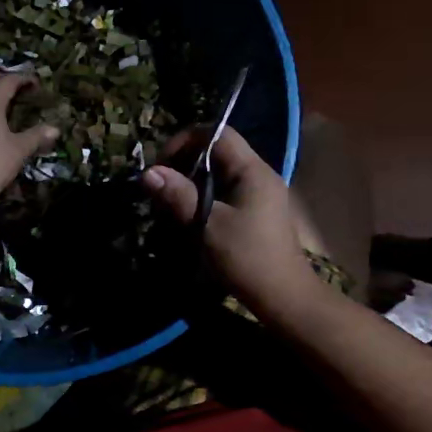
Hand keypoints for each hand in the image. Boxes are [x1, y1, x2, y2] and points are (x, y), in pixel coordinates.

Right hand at [141, 127, 313, 314]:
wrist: (283, 297)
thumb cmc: (246, 257)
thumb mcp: (207, 224)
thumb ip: (179, 195)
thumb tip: (148, 172)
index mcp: (253, 170)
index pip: (217, 134)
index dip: (186, 141)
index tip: (162, 165)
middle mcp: (259, 175)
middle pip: (218, 152)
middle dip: (185, 163)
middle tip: (161, 186)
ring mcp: (260, 194)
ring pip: (219, 173)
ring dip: (192, 182)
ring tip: (170, 202)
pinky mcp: (256, 212)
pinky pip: (225, 191)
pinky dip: (204, 197)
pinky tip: (189, 216)